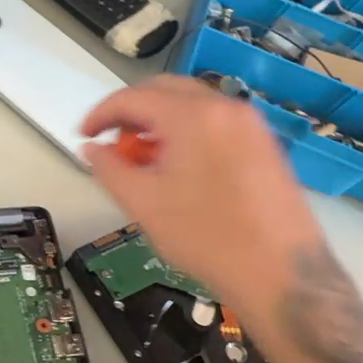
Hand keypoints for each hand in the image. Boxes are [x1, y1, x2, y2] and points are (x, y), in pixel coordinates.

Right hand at [81, 76, 323, 313]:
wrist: (279, 270)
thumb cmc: (204, 237)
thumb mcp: (143, 204)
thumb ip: (109, 169)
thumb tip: (92, 149)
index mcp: (193, 116)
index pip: (134, 97)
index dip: (101, 114)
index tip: (83, 136)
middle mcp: (225, 108)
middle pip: (165, 91)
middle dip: (130, 112)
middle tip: (109, 141)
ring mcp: (250, 123)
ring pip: (192, 105)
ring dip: (158, 122)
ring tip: (140, 158)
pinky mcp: (263, 143)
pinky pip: (214, 122)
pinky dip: (186, 132)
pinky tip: (176, 167)